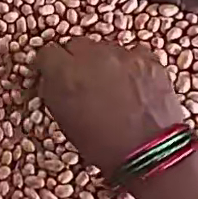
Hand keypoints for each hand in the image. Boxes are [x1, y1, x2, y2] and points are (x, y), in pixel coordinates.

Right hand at [34, 38, 185, 168]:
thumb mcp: (63, 119)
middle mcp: (92, 57)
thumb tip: (52, 78)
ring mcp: (123, 55)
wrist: (150, 153)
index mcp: (65, 73)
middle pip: (76, 45)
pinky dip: (129, 65)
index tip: (51, 71)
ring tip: (109, 85)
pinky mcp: (148, 59)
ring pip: (104, 48)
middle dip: (75, 60)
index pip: (47, 53)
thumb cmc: (101, 144)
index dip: (49, 64)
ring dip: (102, 62)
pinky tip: (130, 83)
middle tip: (80, 80)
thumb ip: (53, 90)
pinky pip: (131, 54)